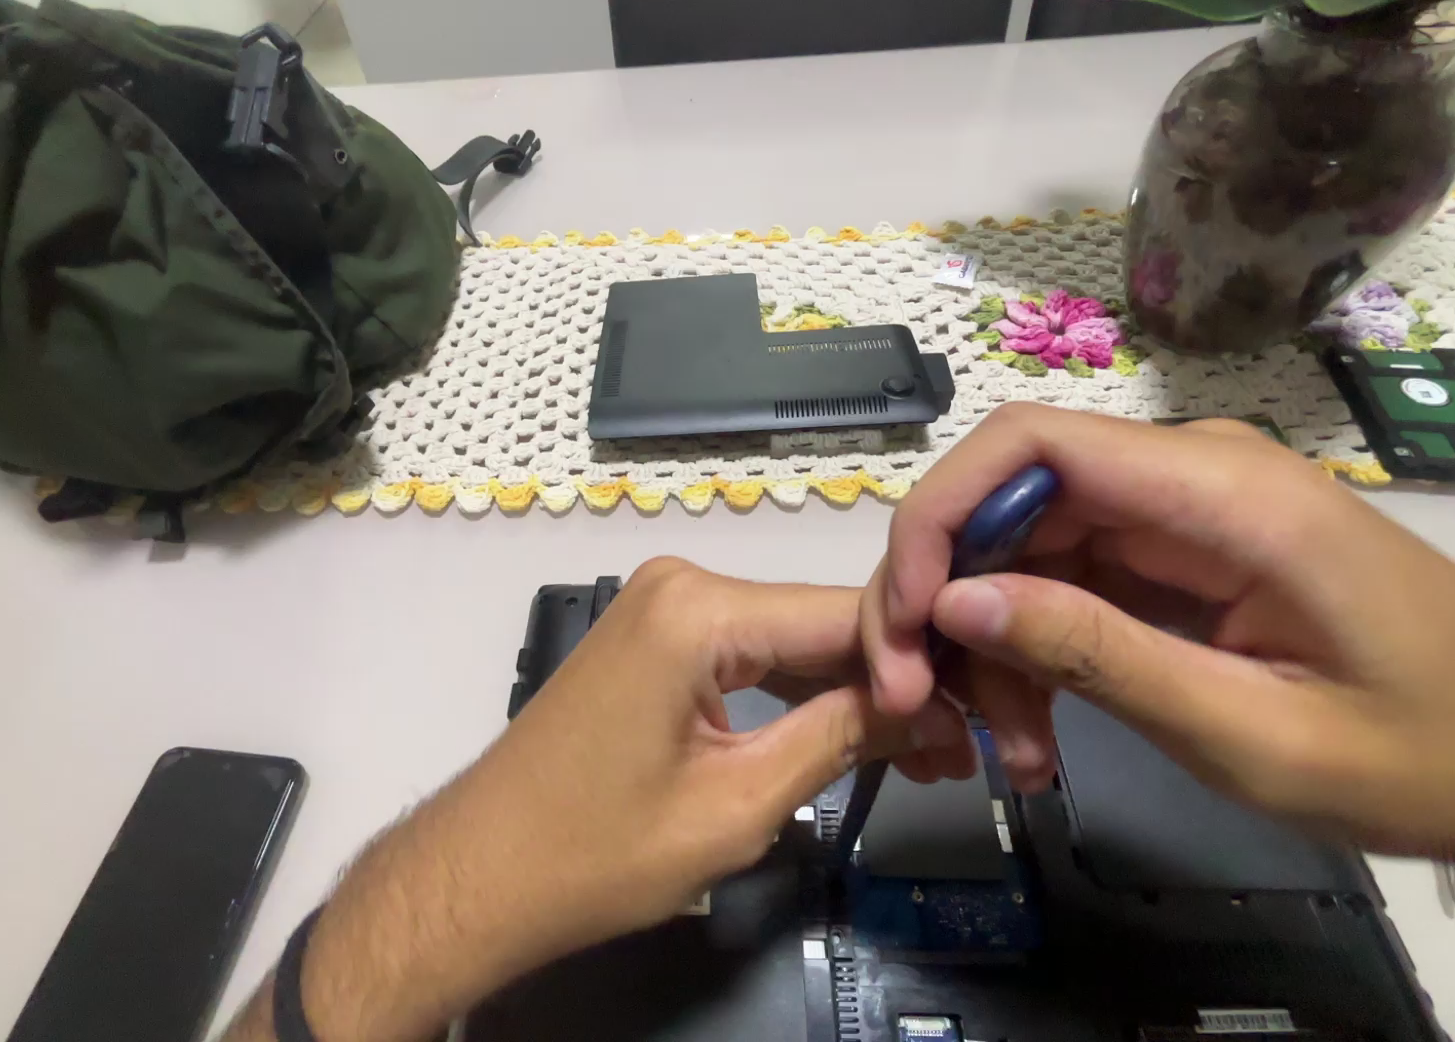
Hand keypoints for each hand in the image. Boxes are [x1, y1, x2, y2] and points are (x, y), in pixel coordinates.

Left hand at [465, 558, 955, 944]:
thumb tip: (925, 709)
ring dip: (846, 692)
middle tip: (955, 746)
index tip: (972, 716)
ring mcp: (664, 605)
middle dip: (885, 684)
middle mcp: (682, 583)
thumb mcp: (738, 804)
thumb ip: (837, 738)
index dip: (916, 665)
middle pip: (815, 623)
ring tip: (918, 751)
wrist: (483, 870)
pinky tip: (846, 730)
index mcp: (698, 609)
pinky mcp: (656, 635)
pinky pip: (745, 651)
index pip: (842, 616)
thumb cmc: (598, 851)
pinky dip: (793, 692)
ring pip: (785, 639)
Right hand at [862, 403, 1454, 878]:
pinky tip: (1036, 732)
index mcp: (1218, 491)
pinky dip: (1024, 655)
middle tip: (916, 696)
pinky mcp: (1160, 557)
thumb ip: (1097, 655)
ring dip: (984, 643)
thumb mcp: (1253, 732)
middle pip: (1002, 499)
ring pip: (1015, 552)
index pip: (1026, 444)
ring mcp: (1167, 516)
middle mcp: (1179, 478)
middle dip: (939, 594)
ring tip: (1006, 748)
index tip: (905, 612)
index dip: (939, 512)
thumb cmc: (1432, 759)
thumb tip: (952, 600)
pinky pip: (1054, 585)